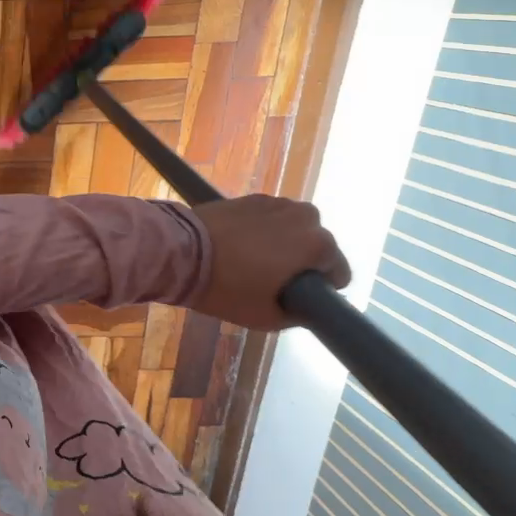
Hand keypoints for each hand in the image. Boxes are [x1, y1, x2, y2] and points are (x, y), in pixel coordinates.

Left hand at [191, 195, 349, 330]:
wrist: (177, 252)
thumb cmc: (225, 287)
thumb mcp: (266, 317)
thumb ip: (298, 315)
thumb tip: (308, 310)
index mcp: (320, 245)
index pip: (337, 273)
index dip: (319, 289)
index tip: (293, 297)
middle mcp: (307, 216)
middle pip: (314, 248)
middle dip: (297, 264)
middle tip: (264, 281)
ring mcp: (278, 202)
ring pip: (290, 231)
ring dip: (279, 245)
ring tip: (247, 263)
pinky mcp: (250, 197)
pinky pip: (266, 220)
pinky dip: (258, 231)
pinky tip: (235, 246)